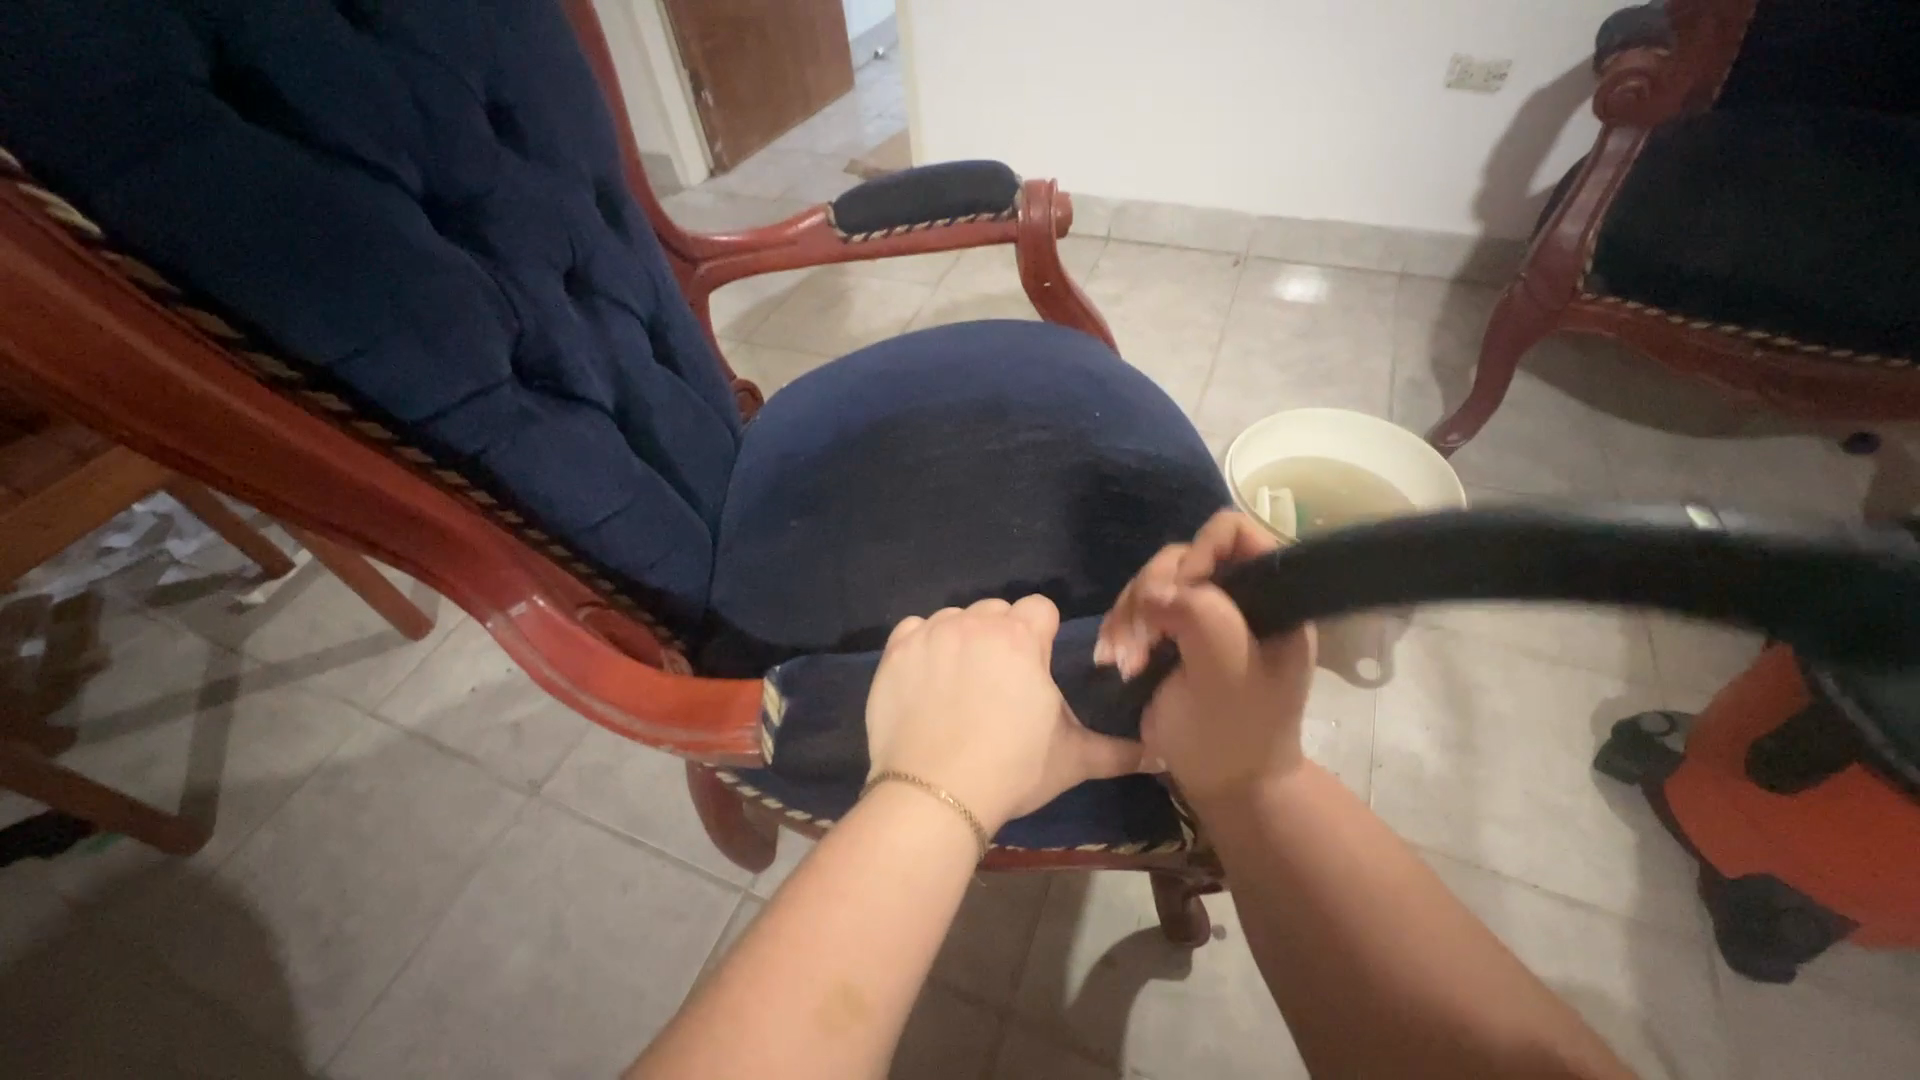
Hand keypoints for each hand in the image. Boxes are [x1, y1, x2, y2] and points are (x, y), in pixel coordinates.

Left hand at [866, 595, 1146, 831]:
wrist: (936, 793)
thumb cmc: (1012, 770)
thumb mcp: (1072, 760)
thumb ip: (1116, 751)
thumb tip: (1160, 755)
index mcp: (1021, 638)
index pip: (1040, 608)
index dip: (1041, 635)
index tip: (1036, 667)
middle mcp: (975, 623)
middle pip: (995, 610)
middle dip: (1001, 636)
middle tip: (1000, 682)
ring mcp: (931, 634)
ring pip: (954, 618)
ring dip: (962, 639)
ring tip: (961, 684)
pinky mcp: (895, 652)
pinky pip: (913, 630)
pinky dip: (921, 647)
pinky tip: (926, 680)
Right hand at [1096, 511, 1316, 803]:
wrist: (1223, 786)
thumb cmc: (1236, 734)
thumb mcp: (1227, 675)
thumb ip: (1203, 618)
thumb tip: (1156, 590)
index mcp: (1270, 598)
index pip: (1235, 533)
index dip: (1200, 552)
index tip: (1179, 595)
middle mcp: (1235, 598)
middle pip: (1181, 557)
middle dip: (1150, 595)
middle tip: (1139, 644)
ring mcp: (1200, 617)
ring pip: (1151, 584)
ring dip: (1129, 618)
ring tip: (1124, 662)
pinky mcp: (1170, 636)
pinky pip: (1136, 610)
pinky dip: (1119, 630)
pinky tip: (1113, 659)